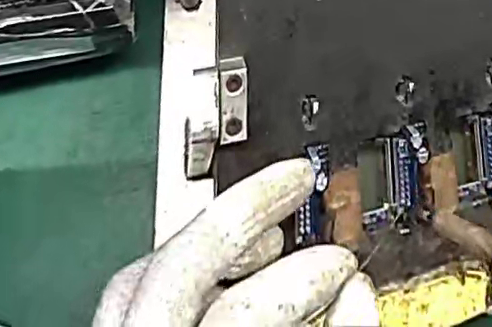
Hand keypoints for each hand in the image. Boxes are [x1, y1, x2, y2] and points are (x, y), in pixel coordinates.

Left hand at [94, 158, 376, 326]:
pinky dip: (185, 265)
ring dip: (214, 235)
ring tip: (269, 232)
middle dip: (247, 209)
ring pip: (141, 272)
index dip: (298, 278)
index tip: (342, 264)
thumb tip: (358, 295)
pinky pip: (132, 295)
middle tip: (299, 179)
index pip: (233, 312)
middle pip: (176, 265)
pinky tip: (226, 270)